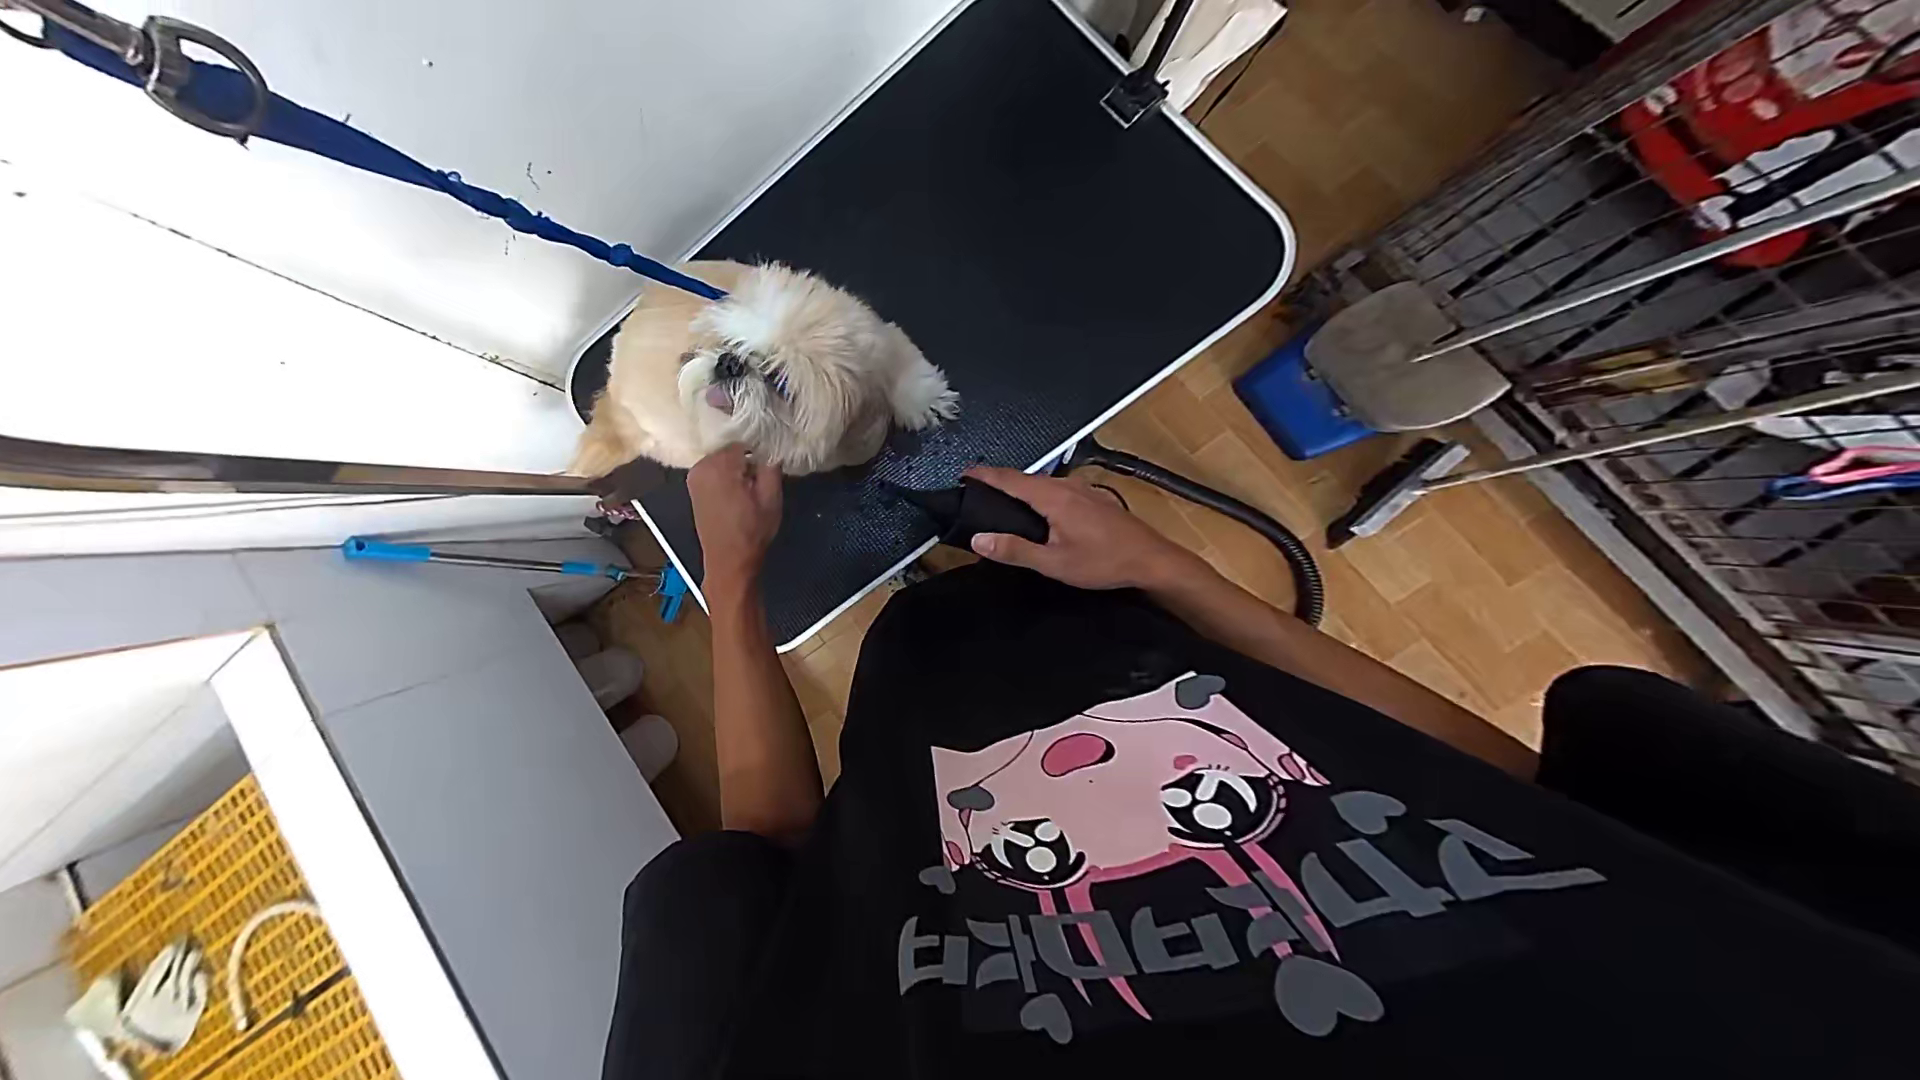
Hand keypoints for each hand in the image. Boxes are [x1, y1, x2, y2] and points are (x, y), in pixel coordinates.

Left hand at [689, 444, 782, 592]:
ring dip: (738, 470)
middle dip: (748, 461)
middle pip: (732, 450)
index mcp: (718, 465)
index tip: (770, 468)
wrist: (729, 561)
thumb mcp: (771, 497)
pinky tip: (738, 495)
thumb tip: (771, 447)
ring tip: (750, 491)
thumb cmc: (752, 531)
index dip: (761, 452)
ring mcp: (694, 477)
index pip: (745, 441)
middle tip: (761, 483)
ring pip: (723, 460)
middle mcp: (701, 466)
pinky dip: (727, 477)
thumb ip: (771, 466)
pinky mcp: (694, 488)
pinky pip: (715, 471)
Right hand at [963, 466, 1212, 590]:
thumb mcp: (1054, 562)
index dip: (984, 475)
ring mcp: (1083, 490)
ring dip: (1021, 487)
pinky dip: (1040, 494)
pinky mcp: (1093, 498)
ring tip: (1003, 498)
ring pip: (1043, 483)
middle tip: (978, 488)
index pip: (1009, 478)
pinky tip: (1040, 510)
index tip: (965, 474)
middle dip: (999, 480)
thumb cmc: (1106, 562)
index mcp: (1054, 497)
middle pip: (1025, 477)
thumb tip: (980, 540)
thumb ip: (1015, 550)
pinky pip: (1058, 489)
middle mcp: (1068, 486)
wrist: (1151, 560)